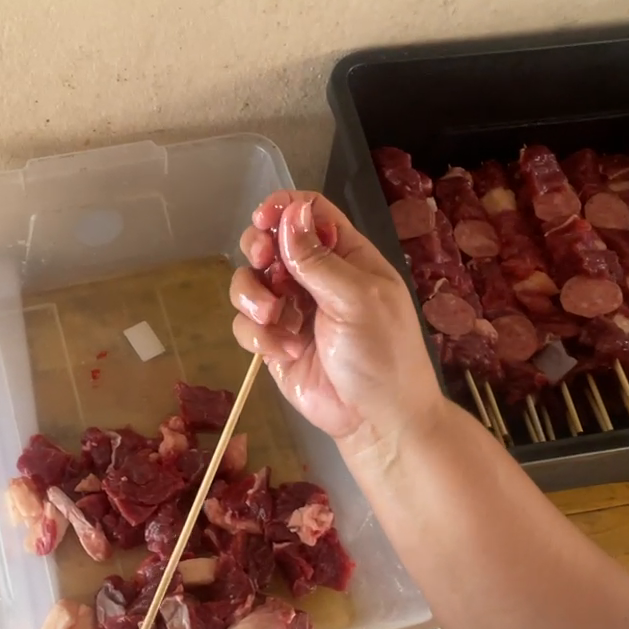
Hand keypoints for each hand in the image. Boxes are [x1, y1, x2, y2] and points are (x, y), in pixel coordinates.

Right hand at [229, 191, 446, 453]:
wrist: (374, 419)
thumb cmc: (381, 354)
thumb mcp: (357, 299)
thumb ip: (319, 260)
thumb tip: (291, 212)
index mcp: (346, 257)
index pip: (309, 213)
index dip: (283, 209)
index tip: (264, 219)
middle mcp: (315, 278)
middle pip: (270, 243)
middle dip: (259, 250)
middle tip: (264, 264)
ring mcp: (291, 311)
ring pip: (249, 283)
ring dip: (252, 296)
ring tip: (273, 317)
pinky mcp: (273, 344)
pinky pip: (246, 325)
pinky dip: (257, 335)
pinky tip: (283, 352)